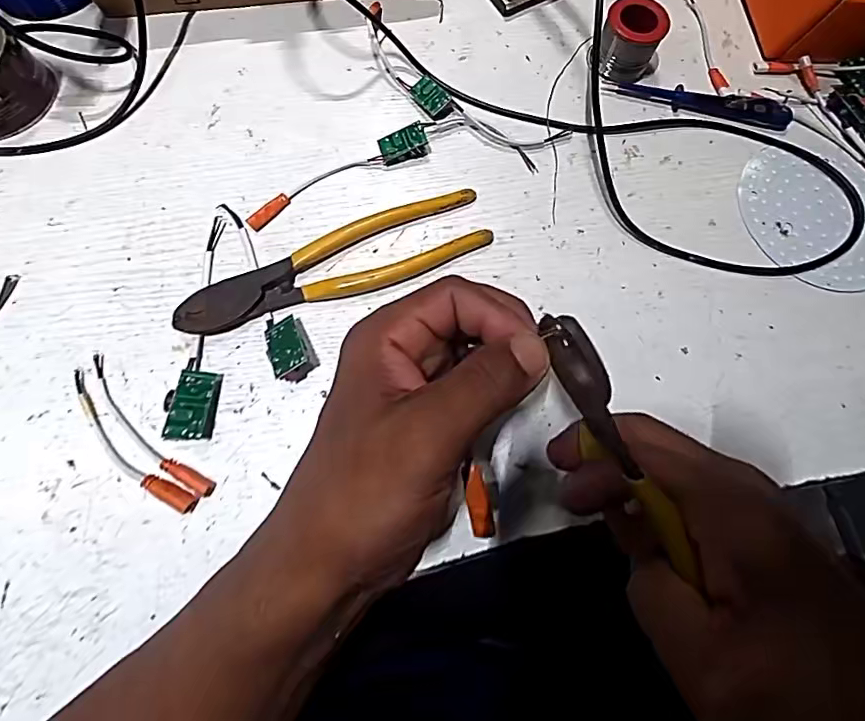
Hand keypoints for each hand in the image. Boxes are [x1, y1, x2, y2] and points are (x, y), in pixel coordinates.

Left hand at [266, 276, 549, 592]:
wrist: (329, 568)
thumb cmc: (350, 503)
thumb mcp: (426, 434)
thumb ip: (483, 384)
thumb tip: (529, 347)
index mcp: (384, 339)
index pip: (455, 296)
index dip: (498, 315)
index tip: (530, 347)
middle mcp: (399, 355)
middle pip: (468, 318)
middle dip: (506, 338)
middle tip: (535, 364)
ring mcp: (415, 388)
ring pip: (475, 354)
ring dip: (504, 369)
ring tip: (524, 389)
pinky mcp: (430, 420)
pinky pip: (474, 391)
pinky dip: (497, 398)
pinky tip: (505, 415)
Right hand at [549, 415, 864, 720]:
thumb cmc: (795, 696)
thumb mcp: (705, 663)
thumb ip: (650, 587)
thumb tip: (632, 540)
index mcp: (734, 508)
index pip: (647, 445)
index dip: (595, 447)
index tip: (560, 471)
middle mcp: (752, 490)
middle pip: (663, 444)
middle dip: (610, 457)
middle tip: (573, 491)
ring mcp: (765, 507)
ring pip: (680, 468)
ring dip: (636, 480)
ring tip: (604, 510)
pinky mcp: (770, 530)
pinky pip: (702, 495)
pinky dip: (664, 501)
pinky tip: (652, 531)